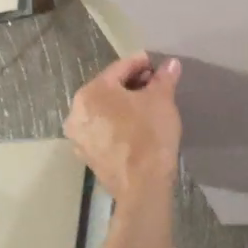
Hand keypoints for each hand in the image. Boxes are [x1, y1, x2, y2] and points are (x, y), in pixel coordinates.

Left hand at [64, 53, 182, 201]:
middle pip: (110, 87)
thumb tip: (170, 64)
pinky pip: (103, 128)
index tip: (161, 64)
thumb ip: (164, 77)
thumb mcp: (162, 98)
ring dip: (125, 103)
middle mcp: (76, 112)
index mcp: (92, 92)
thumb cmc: (149, 133)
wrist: (143, 184)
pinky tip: (137, 125)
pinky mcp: (86, 155)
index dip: (143, 63)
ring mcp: (78, 137)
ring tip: (149, 104)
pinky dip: (118, 122)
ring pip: (105, 109)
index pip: (121, 67)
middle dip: (133, 83)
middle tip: (157, 84)